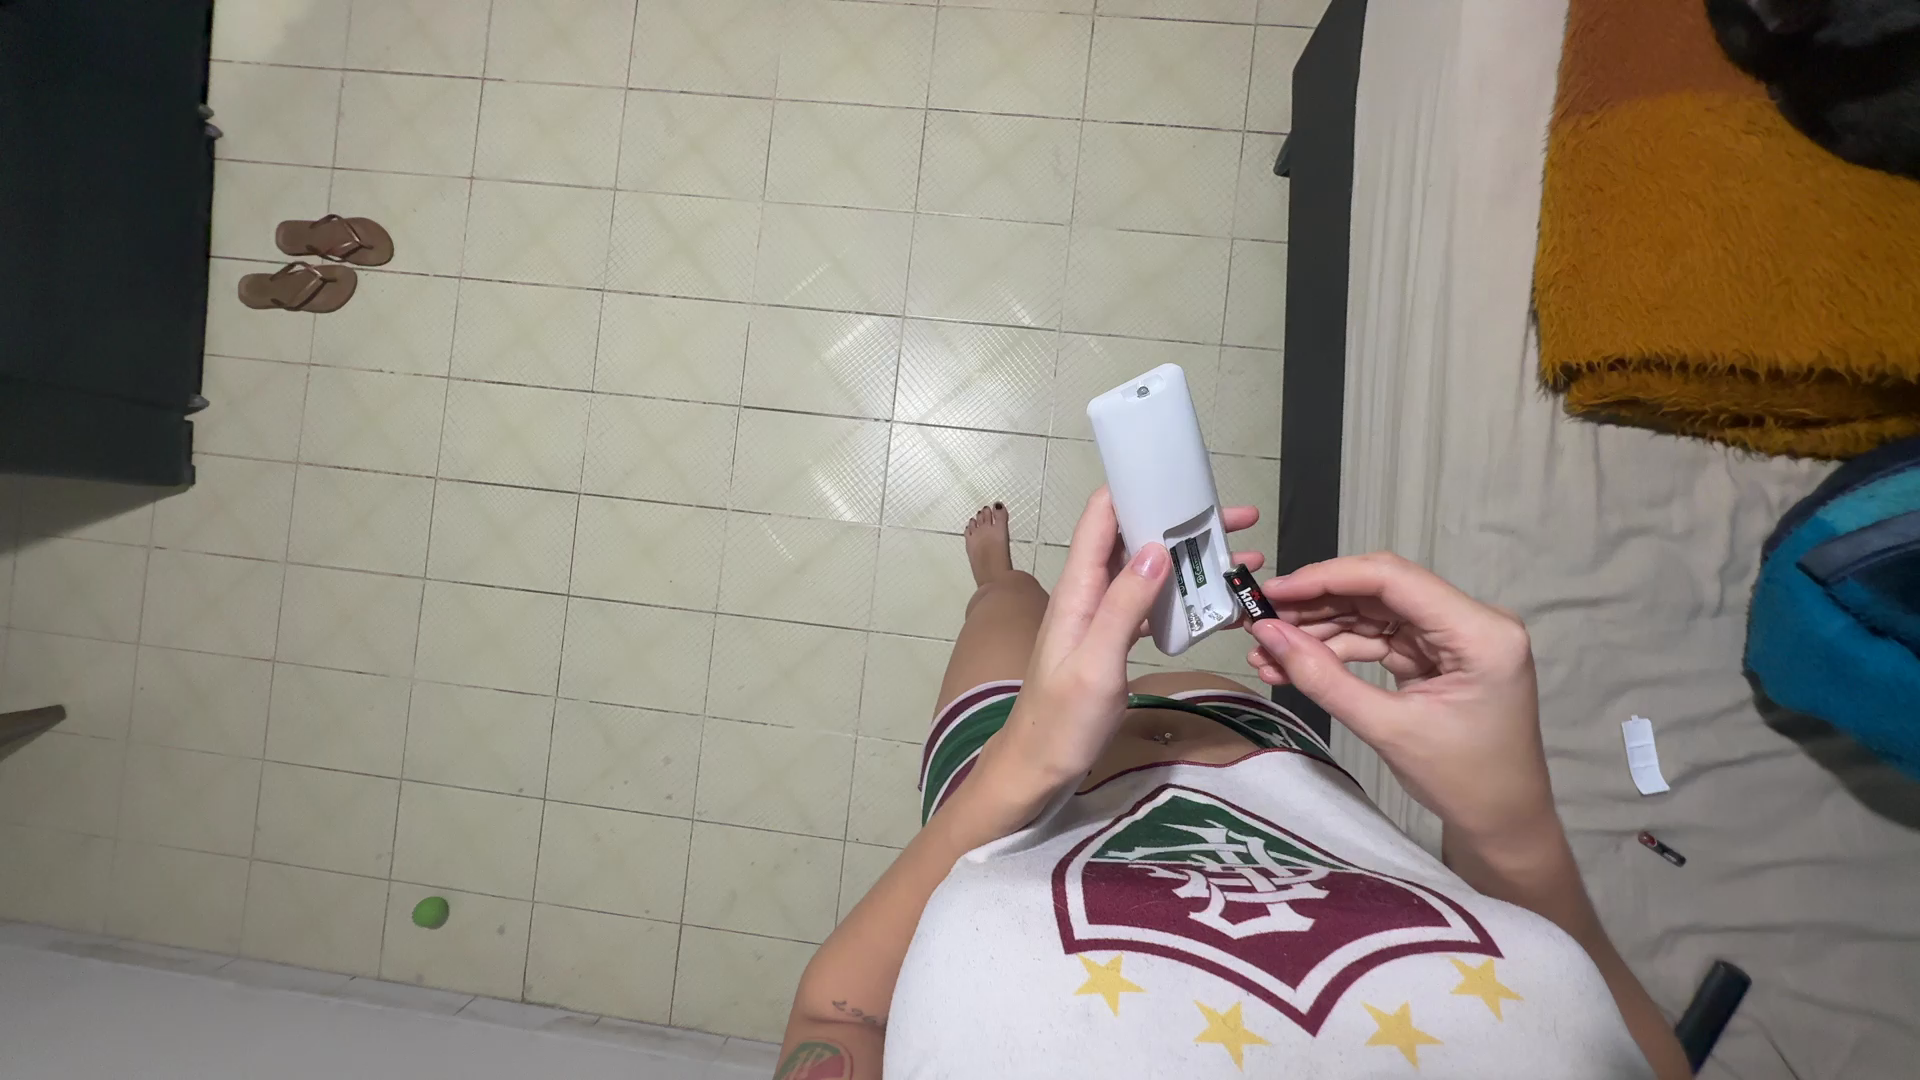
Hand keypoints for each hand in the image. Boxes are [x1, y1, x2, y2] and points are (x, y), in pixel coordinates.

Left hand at [964, 489, 1262, 832]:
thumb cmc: (1061, 722)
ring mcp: (1098, 616)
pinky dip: (1181, 595)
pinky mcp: (1109, 640)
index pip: (1100, 519)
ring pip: (1145, 570)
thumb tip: (1155, 547)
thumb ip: (1123, 606)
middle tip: (1239, 520)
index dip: (1135, 487)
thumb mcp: (1096, 664)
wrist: (1037, 768)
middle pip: (1131, 538)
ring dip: (1189, 559)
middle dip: (1180, 521)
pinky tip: (1213, 601)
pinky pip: (1147, 604)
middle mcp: (1086, 593)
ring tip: (1243, 556)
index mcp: (1077, 590)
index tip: (1183, 476)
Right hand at [1242, 553, 1554, 846]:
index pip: (1390, 578)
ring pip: (1366, 612)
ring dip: (1315, 630)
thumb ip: (1322, 676)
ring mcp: (1448, 635)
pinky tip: (1292, 664)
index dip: (1325, 578)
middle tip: (1257, 621)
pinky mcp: (1431, 652)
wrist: (1501, 823)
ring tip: (1265, 653)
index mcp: (1478, 632)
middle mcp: (1467, 620)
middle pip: (1375, 591)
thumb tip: (1264, 633)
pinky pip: (1372, 637)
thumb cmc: (1461, 780)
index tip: (1271, 593)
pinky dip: (1331, 649)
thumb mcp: (1385, 727)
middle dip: (1312, 605)